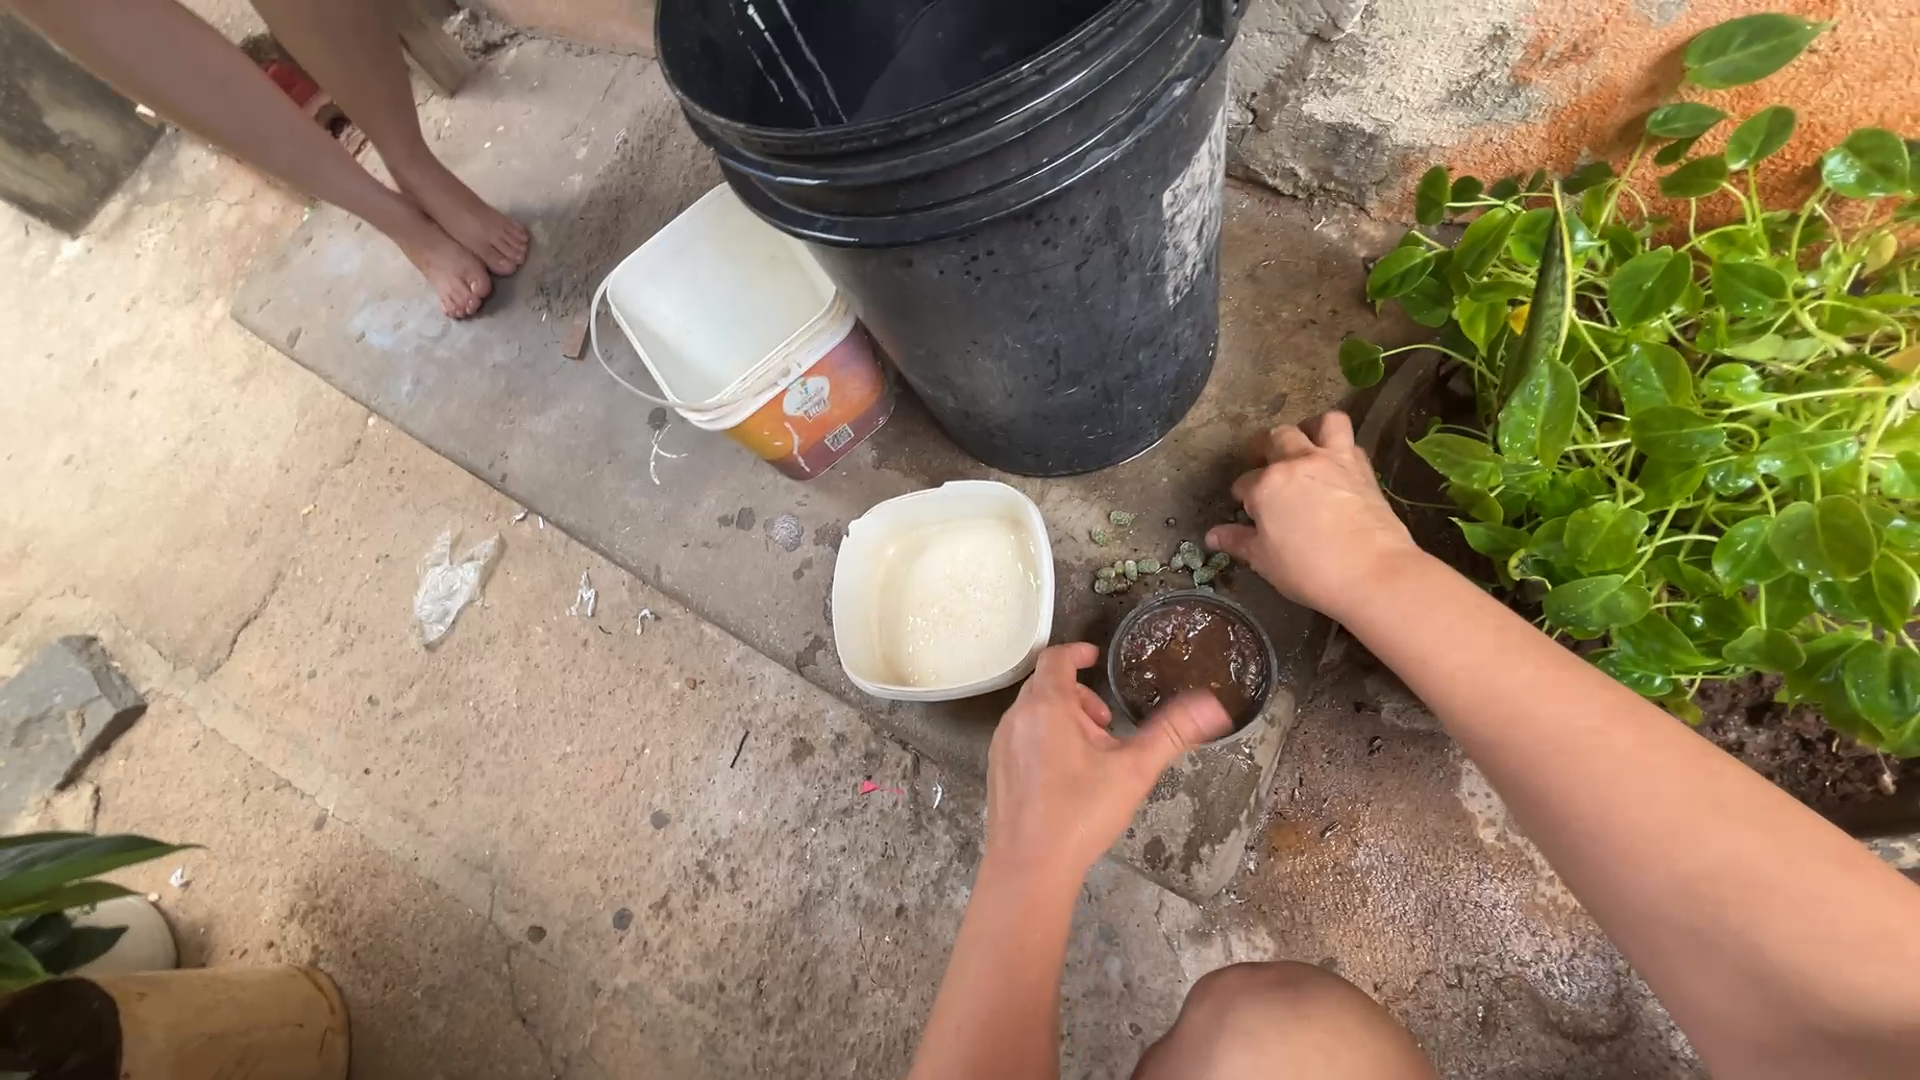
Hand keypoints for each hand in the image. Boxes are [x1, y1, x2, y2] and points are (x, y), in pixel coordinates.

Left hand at [985, 644, 1230, 880]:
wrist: (1030, 865)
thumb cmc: (1081, 813)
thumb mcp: (1134, 770)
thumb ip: (1172, 732)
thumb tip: (1212, 706)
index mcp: (1047, 706)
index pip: (1056, 658)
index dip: (1078, 652)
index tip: (1096, 658)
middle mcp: (1018, 716)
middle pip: (1046, 685)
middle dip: (1079, 694)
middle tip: (1105, 724)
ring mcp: (1002, 742)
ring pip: (1033, 711)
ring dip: (1062, 718)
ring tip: (1090, 753)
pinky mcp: (997, 767)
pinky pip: (1021, 735)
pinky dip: (1044, 737)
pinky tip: (1065, 775)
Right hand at [1205, 411, 1420, 618]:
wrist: (1373, 573)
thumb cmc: (1308, 569)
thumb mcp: (1263, 560)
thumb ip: (1238, 541)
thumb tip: (1213, 535)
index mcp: (1266, 485)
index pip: (1245, 483)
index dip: (1242, 495)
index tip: (1246, 509)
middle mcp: (1297, 463)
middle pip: (1276, 438)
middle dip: (1264, 446)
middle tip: (1263, 461)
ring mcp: (1333, 461)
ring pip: (1322, 423)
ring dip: (1310, 427)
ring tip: (1305, 443)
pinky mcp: (1363, 469)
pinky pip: (1349, 443)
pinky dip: (1339, 447)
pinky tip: (1334, 465)